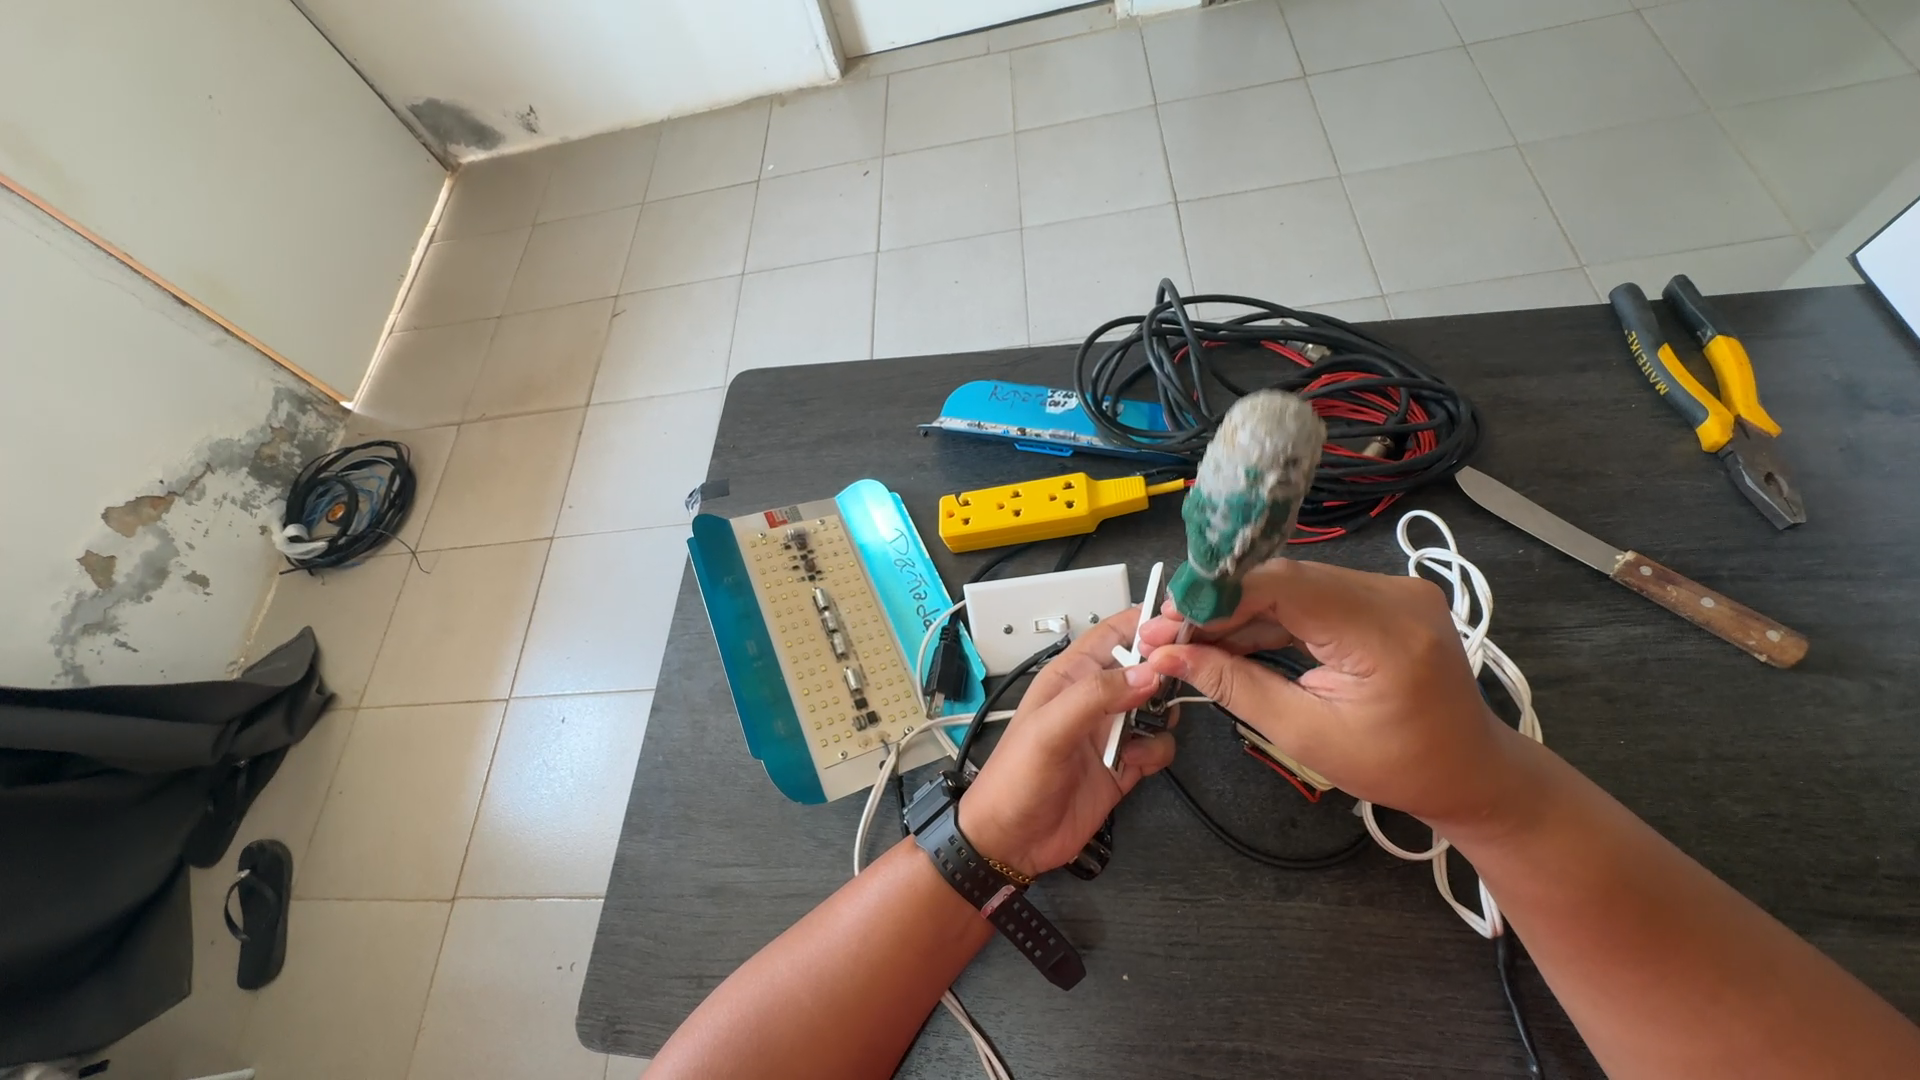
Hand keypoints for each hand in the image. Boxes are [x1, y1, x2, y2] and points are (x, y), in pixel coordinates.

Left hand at [957, 608, 1175, 877]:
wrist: (1011, 841)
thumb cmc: (1016, 777)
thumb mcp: (1050, 729)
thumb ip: (1097, 696)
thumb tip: (1149, 672)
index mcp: (1070, 675)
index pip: (1115, 632)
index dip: (1148, 624)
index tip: (1183, 628)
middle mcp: (1094, 697)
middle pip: (1145, 667)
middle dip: (1166, 671)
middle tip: (1177, 684)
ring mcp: (1110, 730)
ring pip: (1157, 706)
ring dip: (1163, 714)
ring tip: (1148, 730)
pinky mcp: (1124, 765)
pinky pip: (1157, 746)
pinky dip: (1156, 751)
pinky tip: (1135, 764)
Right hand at [1137, 558, 1520, 828]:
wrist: (1471, 771)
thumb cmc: (1396, 766)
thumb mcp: (1305, 733)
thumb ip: (1236, 686)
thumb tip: (1169, 657)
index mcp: (1384, 631)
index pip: (1283, 586)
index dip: (1216, 597)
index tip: (1167, 622)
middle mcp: (1392, 593)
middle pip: (1283, 579)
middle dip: (1219, 605)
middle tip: (1168, 634)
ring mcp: (1390, 589)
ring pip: (1290, 585)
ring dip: (1237, 610)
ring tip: (1190, 639)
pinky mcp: (1380, 596)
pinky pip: (1309, 596)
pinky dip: (1266, 615)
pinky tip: (1231, 637)